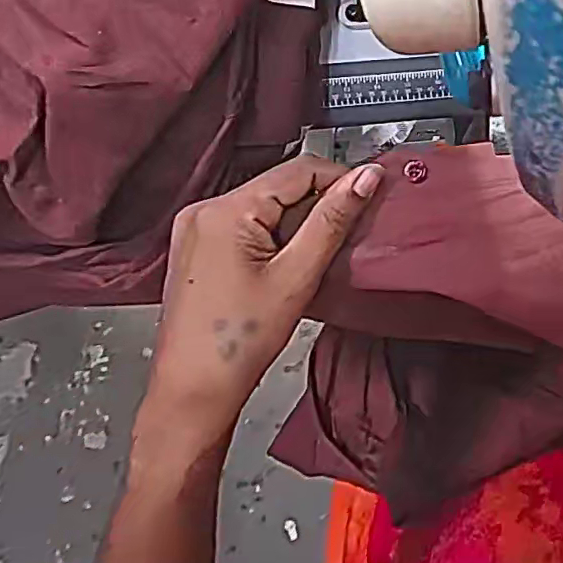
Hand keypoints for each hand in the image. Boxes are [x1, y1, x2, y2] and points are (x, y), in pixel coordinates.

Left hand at [135, 156, 383, 461]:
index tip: (369, 195)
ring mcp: (198, 228)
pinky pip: (250, 223)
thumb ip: (334, 218)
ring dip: (299, 223)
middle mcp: (205, 210)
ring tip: (314, 259)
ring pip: (268, 205)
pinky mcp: (200, 246)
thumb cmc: (238, 342)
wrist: (193, 392)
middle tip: (346, 236)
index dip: (341, 179)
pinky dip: (277, 236)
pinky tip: (288, 265)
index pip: (299, 169)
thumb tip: (364, 177)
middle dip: (320, 205)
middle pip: (282, 186)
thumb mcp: (298, 274)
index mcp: (225, 210)